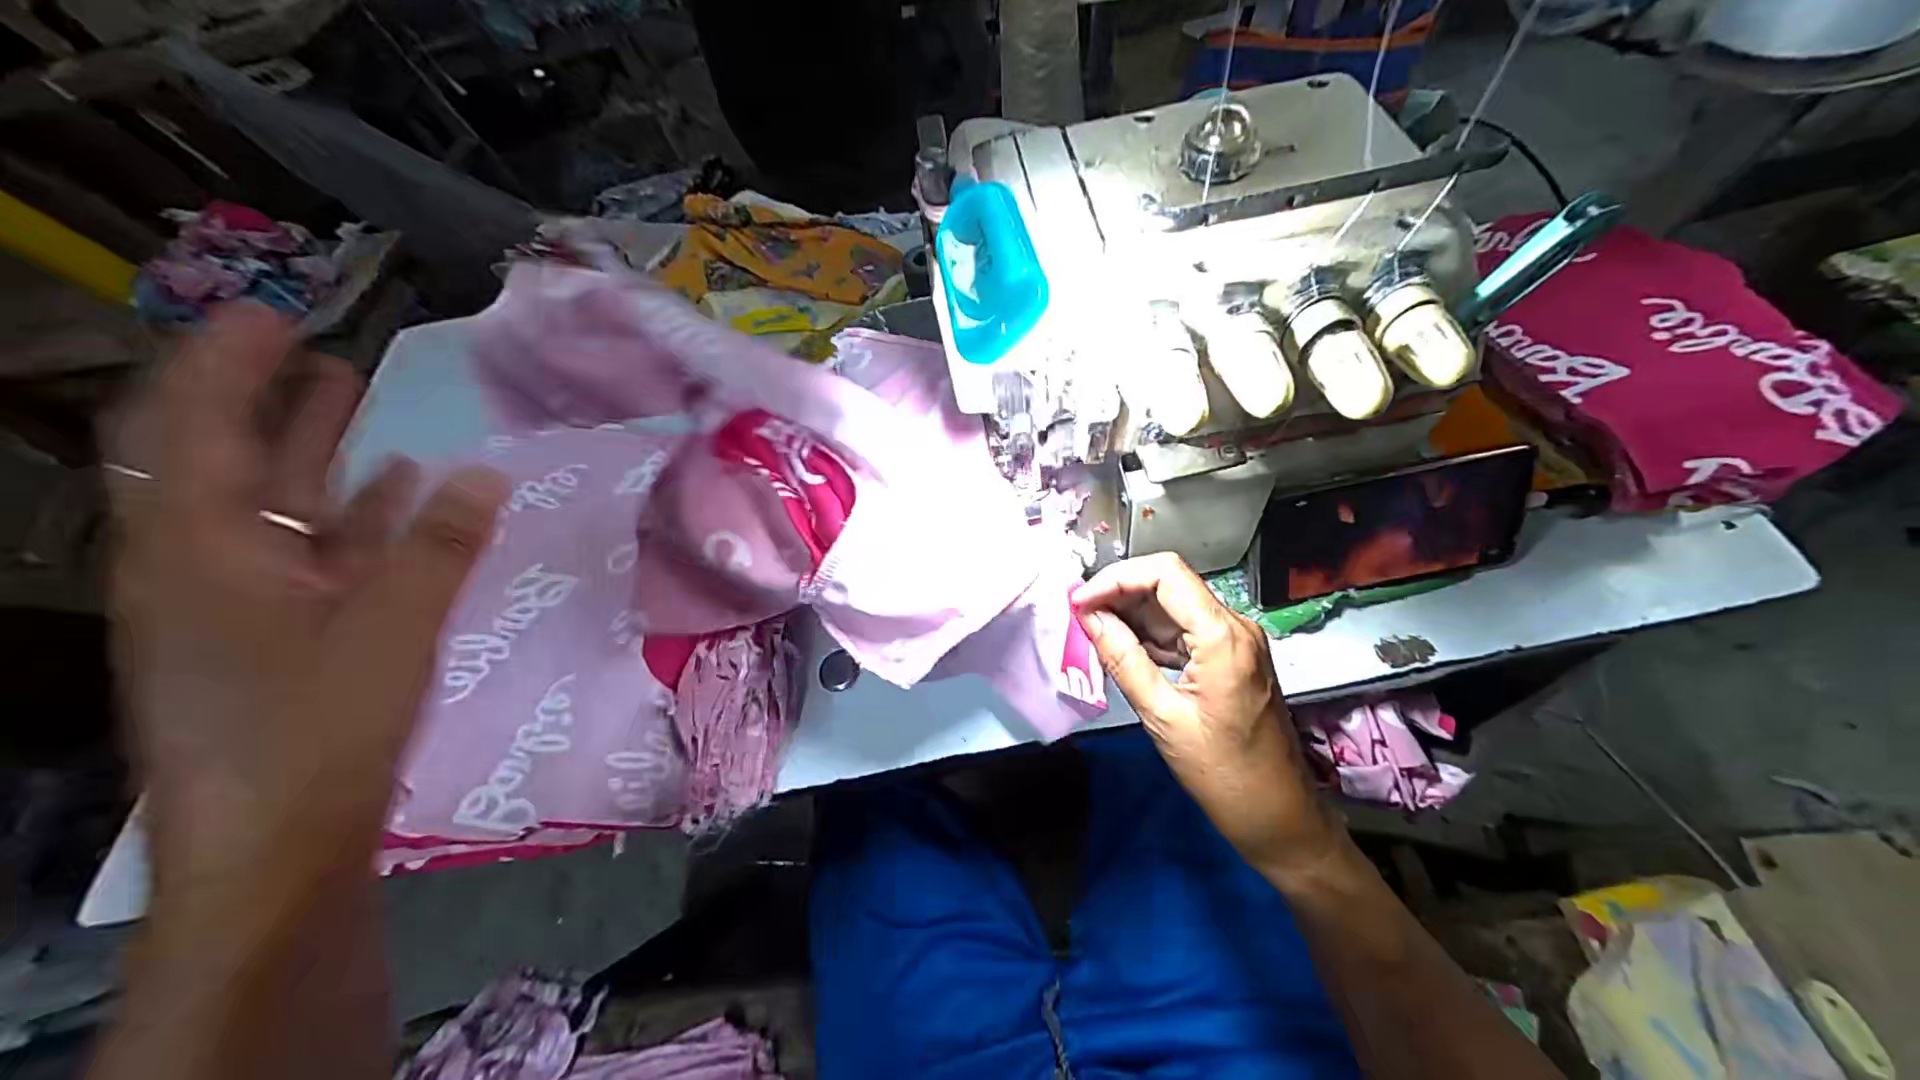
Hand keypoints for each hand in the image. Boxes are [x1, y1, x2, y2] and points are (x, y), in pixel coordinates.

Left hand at [107, 304, 507, 890]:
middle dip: (268, 396)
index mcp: (200, 552)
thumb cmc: (317, 730)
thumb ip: (437, 547)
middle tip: (322, 346)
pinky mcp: (284, 631)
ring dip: (315, 448)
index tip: (275, 312)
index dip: (225, 363)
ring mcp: (244, 600)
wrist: (275, 844)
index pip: (191, 430)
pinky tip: (400, 492)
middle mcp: (207, 564)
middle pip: (228, 458)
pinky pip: (317, 550)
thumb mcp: (389, 630)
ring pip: (276, 503)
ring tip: (356, 396)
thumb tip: (484, 473)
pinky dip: (355, 514)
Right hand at [1072, 553, 1346, 883]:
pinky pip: (1182, 630)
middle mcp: (1234, 628)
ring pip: (1173, 605)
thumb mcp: (1163, 716)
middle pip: (1169, 583)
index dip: (1116, 578)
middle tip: (1079, 614)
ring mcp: (1234, 641)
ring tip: (1091, 628)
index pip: (1165, 573)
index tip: (1081, 600)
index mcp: (1223, 637)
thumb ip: (1123, 659)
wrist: (1280, 815)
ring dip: (1130, 612)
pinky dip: (1148, 633)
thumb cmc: (1226, 775)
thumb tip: (1090, 618)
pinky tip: (1120, 645)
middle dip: (1119, 592)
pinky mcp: (1229, 657)